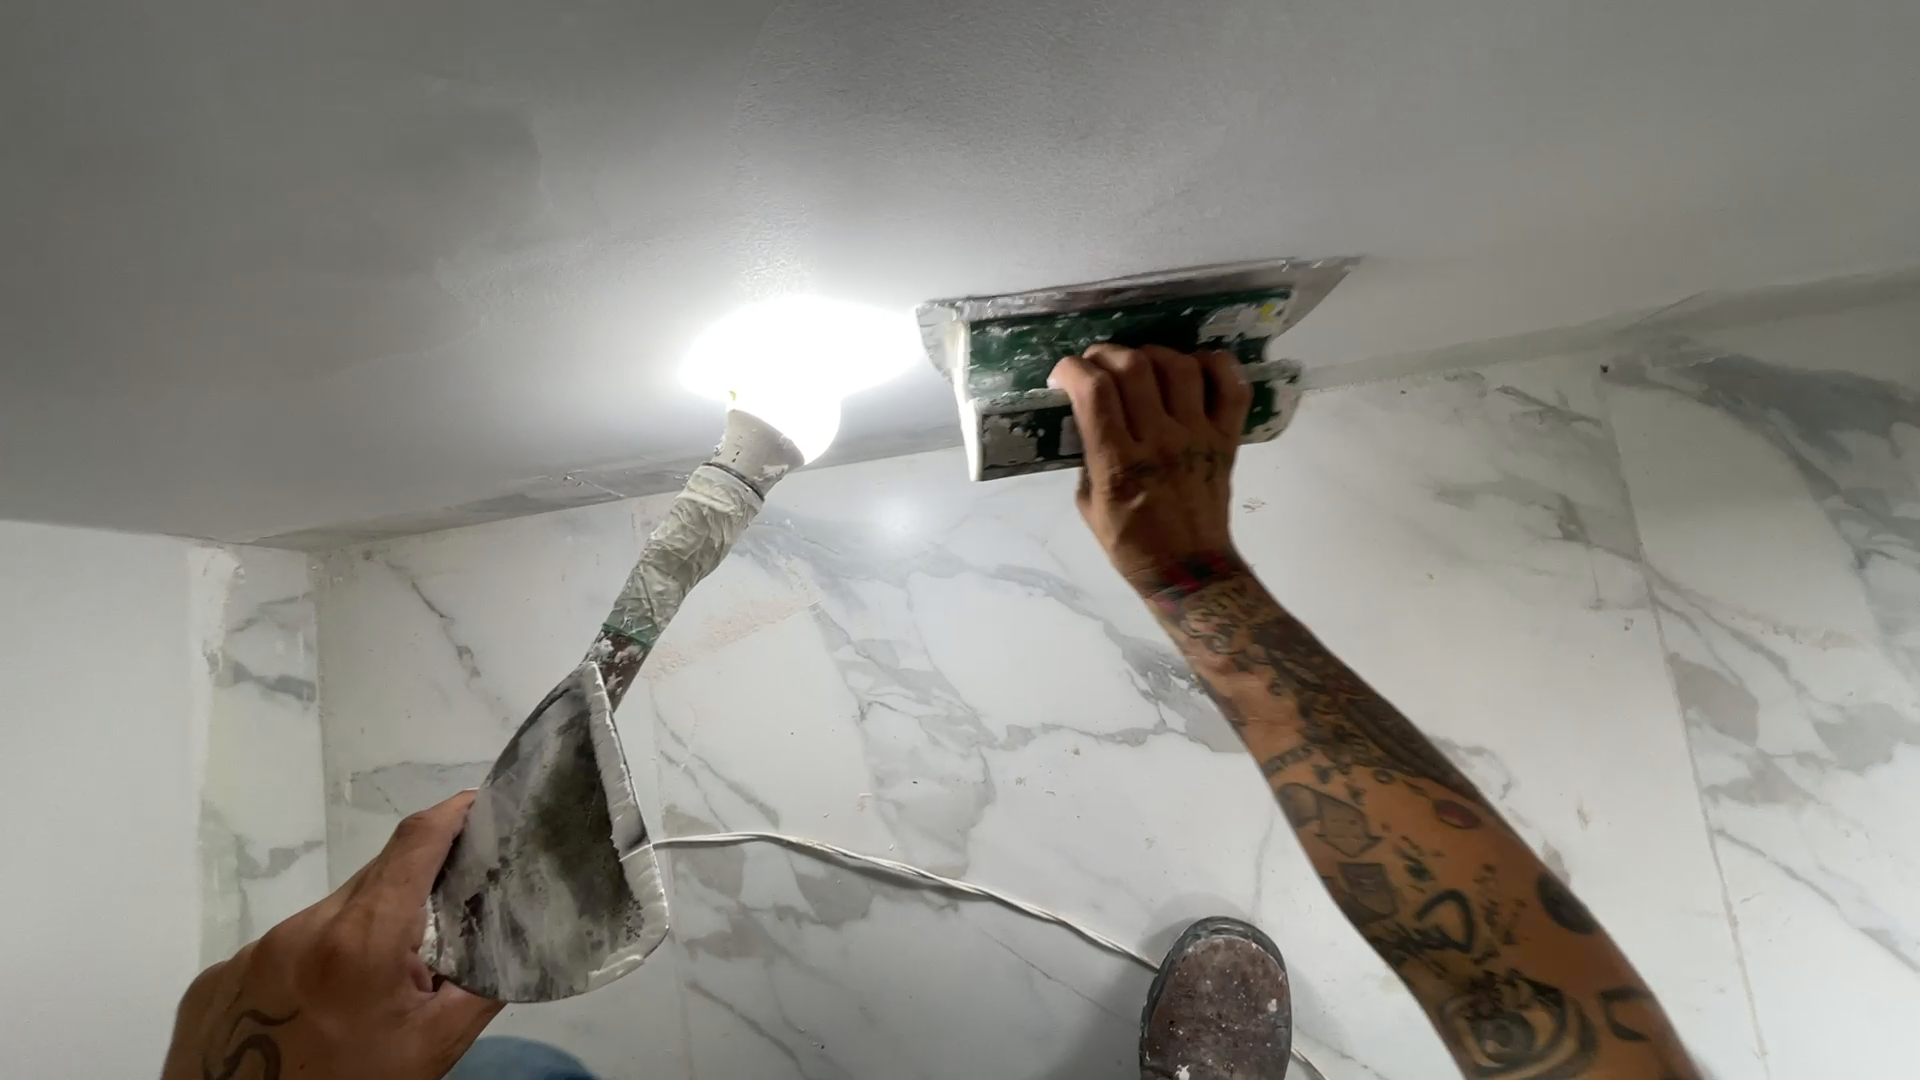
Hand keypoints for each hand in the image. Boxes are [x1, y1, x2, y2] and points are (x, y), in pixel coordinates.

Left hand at [162, 792, 501, 1079]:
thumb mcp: (441, 1040)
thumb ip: (488, 973)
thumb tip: (524, 924)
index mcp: (360, 937)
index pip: (415, 841)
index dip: (453, 812)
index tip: (483, 802)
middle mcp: (299, 931)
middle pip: (377, 876)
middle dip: (417, 882)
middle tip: (446, 917)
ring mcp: (246, 956)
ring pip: (332, 912)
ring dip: (365, 924)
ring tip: (378, 979)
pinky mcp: (210, 984)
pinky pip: (284, 947)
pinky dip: (316, 958)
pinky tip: (321, 1003)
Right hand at [1049, 345, 1252, 592]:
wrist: (1188, 569)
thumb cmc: (1130, 543)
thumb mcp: (1087, 504)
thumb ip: (1087, 457)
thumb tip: (1086, 418)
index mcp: (1117, 464)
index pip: (1094, 393)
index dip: (1072, 370)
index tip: (1063, 374)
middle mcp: (1159, 442)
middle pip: (1134, 368)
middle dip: (1106, 354)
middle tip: (1097, 363)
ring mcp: (1198, 437)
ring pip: (1179, 367)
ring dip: (1153, 352)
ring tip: (1140, 363)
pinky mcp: (1227, 439)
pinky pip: (1231, 387)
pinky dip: (1214, 364)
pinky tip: (1192, 366)